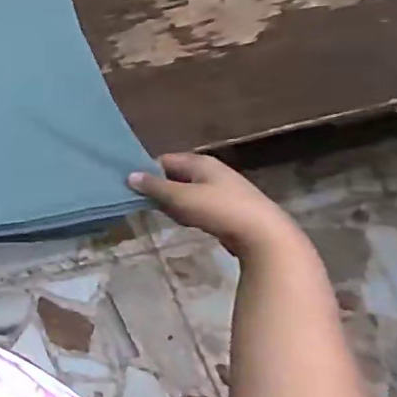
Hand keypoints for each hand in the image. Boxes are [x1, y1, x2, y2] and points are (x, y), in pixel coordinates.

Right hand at [129, 153, 303, 258]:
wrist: (266, 236)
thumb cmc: (219, 210)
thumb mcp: (181, 198)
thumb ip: (154, 187)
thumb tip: (130, 175)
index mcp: (200, 162)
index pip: (164, 160)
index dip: (148, 172)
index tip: (134, 188)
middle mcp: (212, 170)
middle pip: (176, 175)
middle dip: (162, 190)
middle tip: (150, 205)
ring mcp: (223, 189)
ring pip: (188, 192)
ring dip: (176, 204)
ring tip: (173, 217)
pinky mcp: (230, 208)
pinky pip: (201, 205)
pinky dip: (192, 212)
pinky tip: (192, 224)